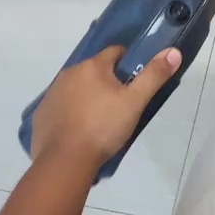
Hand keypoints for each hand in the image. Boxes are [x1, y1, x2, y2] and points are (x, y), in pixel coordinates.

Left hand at [29, 46, 181, 172]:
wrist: (64, 162)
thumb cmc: (103, 128)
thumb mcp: (135, 102)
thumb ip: (154, 75)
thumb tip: (173, 51)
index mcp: (93, 66)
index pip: (115, 52)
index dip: (128, 64)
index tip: (133, 84)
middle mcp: (69, 73)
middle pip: (95, 70)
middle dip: (107, 82)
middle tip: (119, 106)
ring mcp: (52, 94)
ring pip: (77, 87)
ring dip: (87, 96)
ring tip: (99, 121)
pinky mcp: (41, 114)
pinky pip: (61, 106)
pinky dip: (70, 113)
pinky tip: (78, 131)